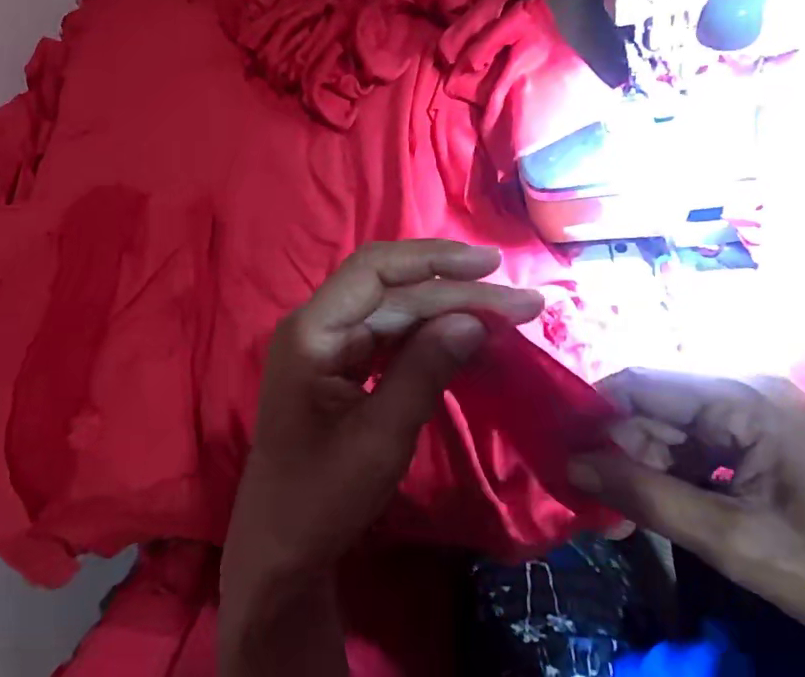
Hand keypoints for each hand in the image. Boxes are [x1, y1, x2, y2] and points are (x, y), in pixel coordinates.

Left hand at [218, 240, 542, 676]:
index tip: (491, 265)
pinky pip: (389, 337)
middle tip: (523, 304)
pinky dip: (429, 335)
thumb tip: (472, 319)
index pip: (375, 270)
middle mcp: (316, 325)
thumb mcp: (380, 437)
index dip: (433, 260)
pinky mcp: (340, 366)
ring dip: (447, 310)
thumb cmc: (322, 495)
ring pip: (393, 311)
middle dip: (455, 291)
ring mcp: (327, 345)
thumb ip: (424, 371)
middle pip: (391, 290)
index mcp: (312, 331)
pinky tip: (468, 338)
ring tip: (507, 314)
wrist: (280, 544)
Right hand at [569, 370, 804, 676]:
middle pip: (653, 406)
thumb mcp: (733, 542)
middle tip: (597, 507)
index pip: (639, 384)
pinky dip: (674, 475)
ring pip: (671, 427)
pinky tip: (664, 509)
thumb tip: (569, 466)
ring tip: (625, 518)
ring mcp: (759, 413)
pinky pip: (699, 444)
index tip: (561, 455)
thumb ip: (643, 498)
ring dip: (644, 468)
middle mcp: (747, 389)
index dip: (593, 415)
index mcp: (744, 398)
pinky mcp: (766, 439)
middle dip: (620, 452)